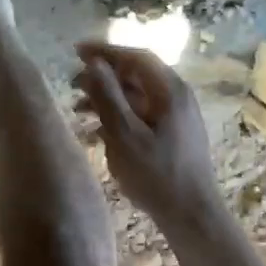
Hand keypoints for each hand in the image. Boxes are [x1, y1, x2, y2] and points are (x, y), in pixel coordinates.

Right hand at [73, 42, 221, 221]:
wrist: (192, 215)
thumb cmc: (156, 175)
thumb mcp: (124, 135)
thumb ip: (107, 96)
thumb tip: (93, 64)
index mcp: (170, 91)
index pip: (136, 57)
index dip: (105, 51)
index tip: (76, 51)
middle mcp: (178, 97)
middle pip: (137, 74)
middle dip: (103, 75)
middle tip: (72, 81)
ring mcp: (178, 116)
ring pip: (137, 95)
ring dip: (108, 96)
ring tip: (78, 107)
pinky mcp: (174, 134)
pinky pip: (142, 113)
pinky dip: (118, 114)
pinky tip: (96, 130)